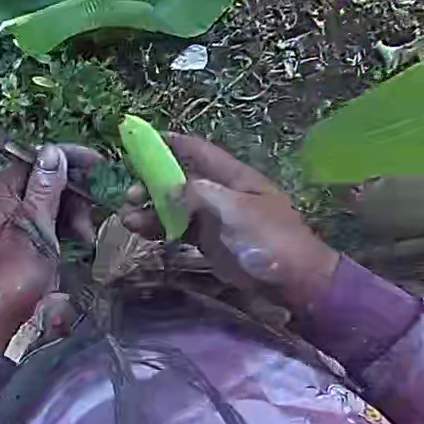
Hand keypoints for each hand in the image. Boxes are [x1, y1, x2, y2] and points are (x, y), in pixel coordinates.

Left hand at [0, 144, 100, 355]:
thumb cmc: (13, 274)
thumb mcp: (34, 229)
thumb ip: (44, 190)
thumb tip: (53, 151)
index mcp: (2, 189)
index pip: (39, 158)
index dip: (69, 158)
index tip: (99, 165)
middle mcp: (7, 197)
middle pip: (50, 177)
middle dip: (75, 192)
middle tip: (92, 214)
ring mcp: (17, 216)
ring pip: (55, 198)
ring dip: (75, 212)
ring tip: (85, 235)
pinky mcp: (27, 234)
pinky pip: (52, 218)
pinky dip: (68, 225)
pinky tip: (81, 240)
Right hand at [123, 133, 339, 311]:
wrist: (295, 282)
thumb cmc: (271, 240)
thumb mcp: (237, 211)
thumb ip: (201, 194)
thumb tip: (169, 188)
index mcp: (233, 177)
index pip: (199, 151)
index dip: (172, 143)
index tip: (143, 140)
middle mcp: (220, 192)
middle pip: (179, 179)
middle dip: (152, 183)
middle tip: (130, 194)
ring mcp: (213, 217)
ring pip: (174, 205)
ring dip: (150, 208)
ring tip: (128, 218)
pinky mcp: (208, 239)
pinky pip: (177, 227)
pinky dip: (158, 227)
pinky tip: (140, 231)